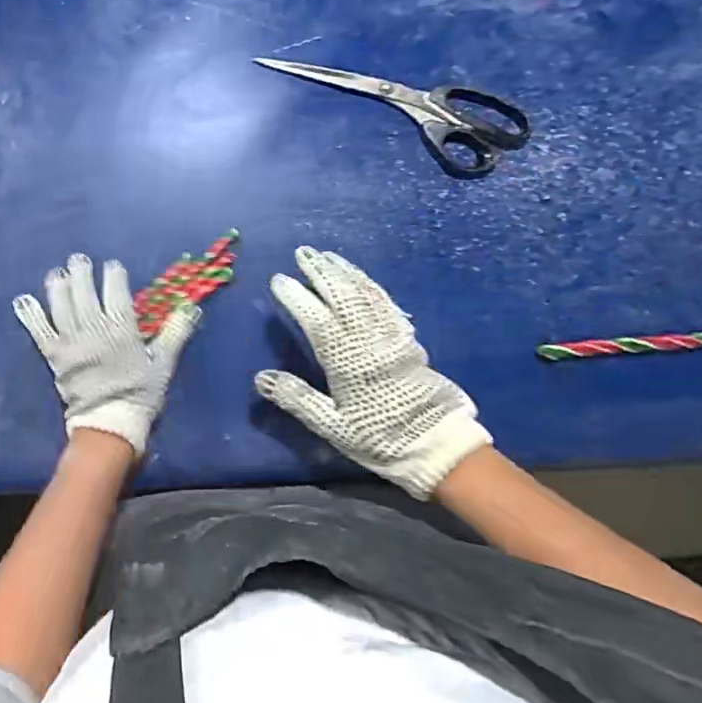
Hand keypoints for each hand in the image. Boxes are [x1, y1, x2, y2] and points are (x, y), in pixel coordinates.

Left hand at [14, 254, 201, 454]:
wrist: (110, 422)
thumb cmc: (140, 393)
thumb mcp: (163, 362)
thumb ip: (175, 332)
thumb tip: (191, 306)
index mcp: (121, 329)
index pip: (116, 293)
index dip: (113, 276)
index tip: (112, 265)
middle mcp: (93, 329)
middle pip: (85, 294)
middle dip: (81, 273)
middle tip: (78, 259)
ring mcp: (70, 341)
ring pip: (61, 306)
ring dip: (58, 288)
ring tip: (56, 274)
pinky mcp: (53, 354)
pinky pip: (40, 330)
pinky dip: (31, 314)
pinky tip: (24, 300)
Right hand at [253, 247, 490, 498]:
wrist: (440, 449)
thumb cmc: (381, 438)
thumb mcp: (333, 426)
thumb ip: (297, 399)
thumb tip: (260, 377)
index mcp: (348, 363)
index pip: (317, 320)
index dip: (297, 298)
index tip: (279, 280)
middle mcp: (370, 344)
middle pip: (344, 299)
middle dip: (322, 273)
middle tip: (303, 253)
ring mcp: (392, 340)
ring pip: (367, 297)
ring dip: (346, 274)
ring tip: (328, 257)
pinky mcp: (408, 344)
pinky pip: (388, 307)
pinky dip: (372, 288)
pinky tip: (362, 280)